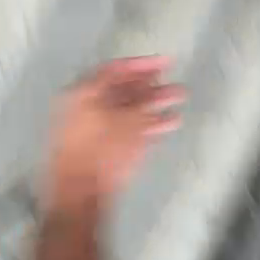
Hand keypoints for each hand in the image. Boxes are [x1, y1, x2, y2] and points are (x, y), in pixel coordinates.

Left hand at [44, 56, 185, 215]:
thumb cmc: (104, 148)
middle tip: (174, 80)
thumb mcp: (131, 116)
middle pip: (122, 89)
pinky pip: (124, 128)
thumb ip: (144, 93)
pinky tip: (170, 123)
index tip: (168, 62)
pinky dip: (146, 123)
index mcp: (83, 93)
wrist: (80, 197)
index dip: (144, 63)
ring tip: (179, 99)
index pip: (116, 68)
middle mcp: (82, 108)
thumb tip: (155, 76)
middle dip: (152, 85)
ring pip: (126, 109)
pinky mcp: (97, 148)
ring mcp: (89, 129)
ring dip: (154, 103)